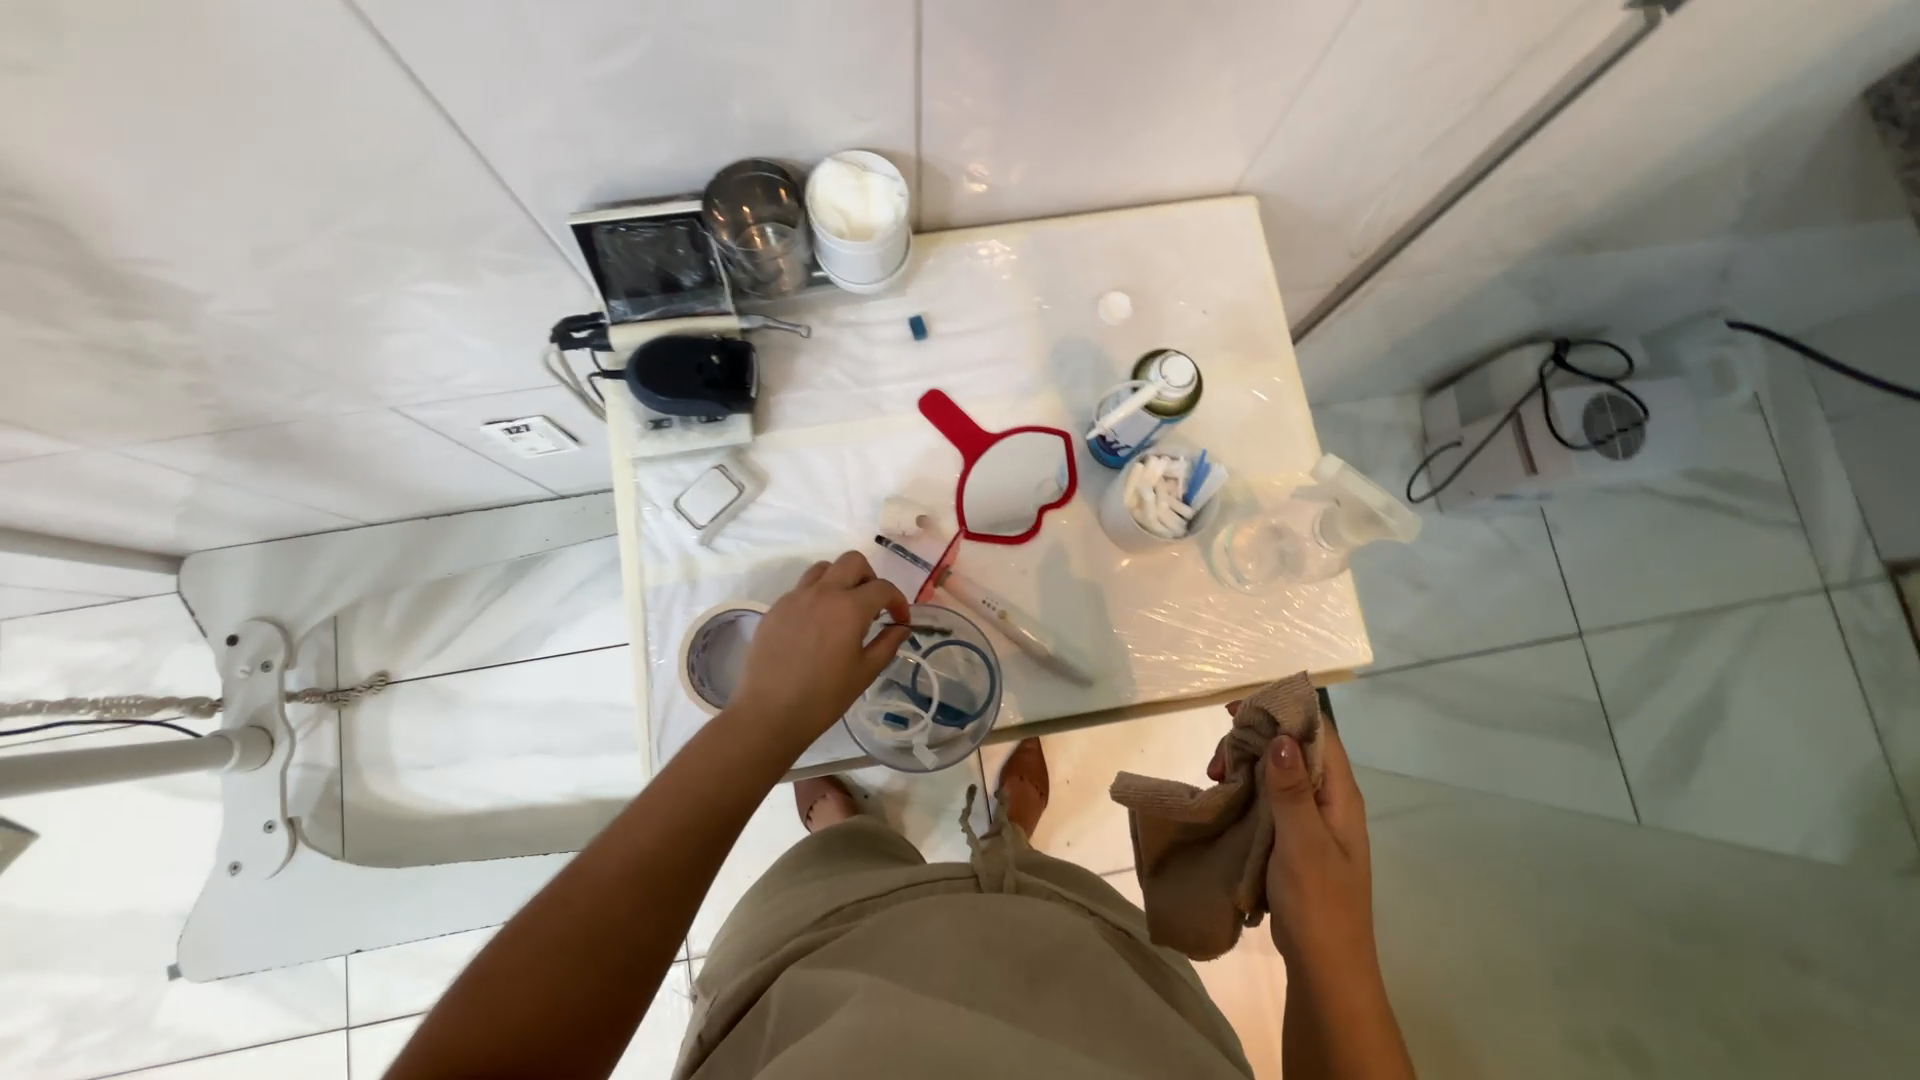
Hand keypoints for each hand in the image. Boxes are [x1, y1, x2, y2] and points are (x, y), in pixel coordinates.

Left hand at [726, 552, 912, 750]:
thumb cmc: (824, 697)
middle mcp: (822, 593)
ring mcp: (794, 598)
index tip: (900, 621)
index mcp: (849, 607)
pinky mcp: (774, 609)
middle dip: (869, 577)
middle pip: (852, 562)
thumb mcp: (865, 672)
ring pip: (823, 569)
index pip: (882, 588)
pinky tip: (816, 626)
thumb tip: (901, 628)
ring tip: (843, 608)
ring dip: (840, 580)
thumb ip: (887, 644)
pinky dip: (816, 596)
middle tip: (872, 605)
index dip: (898, 601)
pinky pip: (800, 589)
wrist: (769, 713)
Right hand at [1209, 704, 1375, 970]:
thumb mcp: (1303, 845)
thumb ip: (1291, 790)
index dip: (1282, 711)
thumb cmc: (1319, 905)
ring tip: (1215, 779)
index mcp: (1339, 796)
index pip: (1317, 733)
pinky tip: (1223, 799)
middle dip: (1253, 741)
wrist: (1325, 968)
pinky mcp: (1293, 839)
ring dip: (1245, 766)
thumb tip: (1281, 736)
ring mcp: (1311, 820)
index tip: (1238, 708)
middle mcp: (1328, 801)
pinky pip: (1268, 799)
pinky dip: (1245, 790)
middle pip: (1292, 748)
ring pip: (1276, 772)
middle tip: (1218, 761)